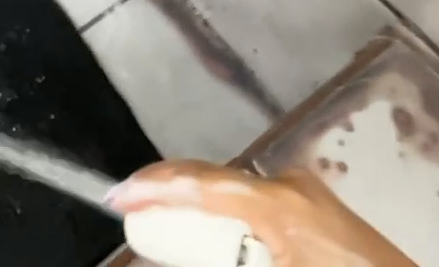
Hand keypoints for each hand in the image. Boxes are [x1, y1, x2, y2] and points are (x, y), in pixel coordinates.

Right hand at [108, 161, 411, 266]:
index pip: (201, 184)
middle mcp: (291, 187)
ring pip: (236, 193)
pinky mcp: (321, 210)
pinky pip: (260, 207)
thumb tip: (177, 253)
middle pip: (214, 181)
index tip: (117, 197)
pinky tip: (220, 239)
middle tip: (133, 211)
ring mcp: (309, 195)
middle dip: (169, 193)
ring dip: (199, 208)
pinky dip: (230, 220)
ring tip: (167, 225)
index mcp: (278, 204)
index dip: (154, 186)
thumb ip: (217, 256)